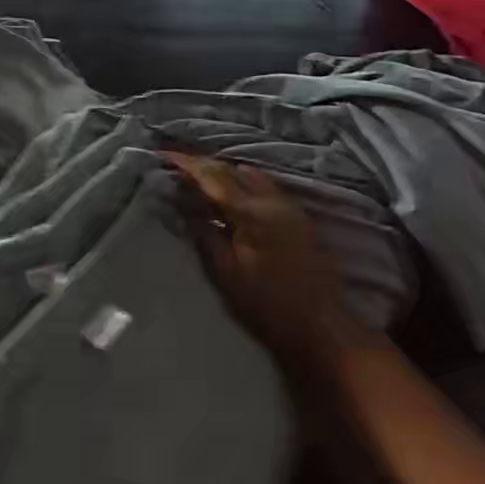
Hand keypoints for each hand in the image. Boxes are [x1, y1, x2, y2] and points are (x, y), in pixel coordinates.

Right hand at [167, 152, 355, 357]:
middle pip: (230, 169)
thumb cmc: (268, 306)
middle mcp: (271, 200)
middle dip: (200, 163)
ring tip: (197, 177)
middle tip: (174, 165)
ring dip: (222, 170)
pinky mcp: (297, 216)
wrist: (322, 329)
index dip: (185, 163)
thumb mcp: (225, 273)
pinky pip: (263, 184)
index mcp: (251, 212)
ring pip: (248, 173)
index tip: (162, 155)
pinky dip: (241, 180)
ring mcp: (288, 206)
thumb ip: (203, 232)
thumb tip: (181, 203)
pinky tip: (230, 191)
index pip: (211, 176)